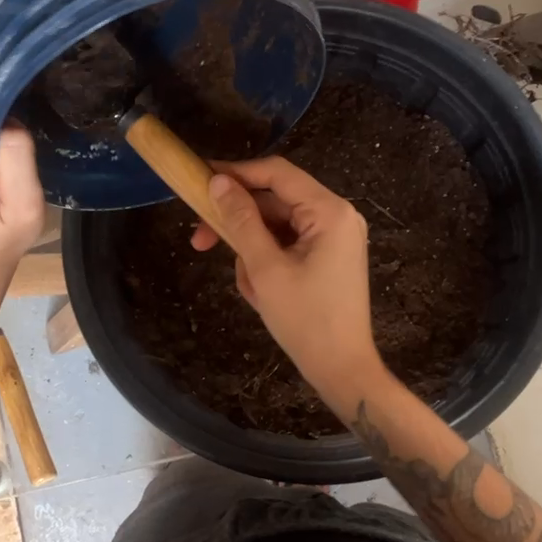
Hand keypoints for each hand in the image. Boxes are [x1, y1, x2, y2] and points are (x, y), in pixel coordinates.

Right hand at [191, 157, 383, 406]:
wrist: (342, 369)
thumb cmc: (305, 319)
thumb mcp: (265, 268)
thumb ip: (241, 220)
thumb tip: (218, 182)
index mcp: (329, 212)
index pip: (277, 173)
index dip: (237, 172)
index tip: (200, 178)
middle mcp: (337, 216)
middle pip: (275, 201)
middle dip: (238, 222)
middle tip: (199, 240)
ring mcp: (334, 238)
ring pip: (277, 226)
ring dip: (252, 250)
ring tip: (248, 286)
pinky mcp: (328, 257)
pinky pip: (287, 245)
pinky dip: (267, 262)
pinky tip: (259, 291)